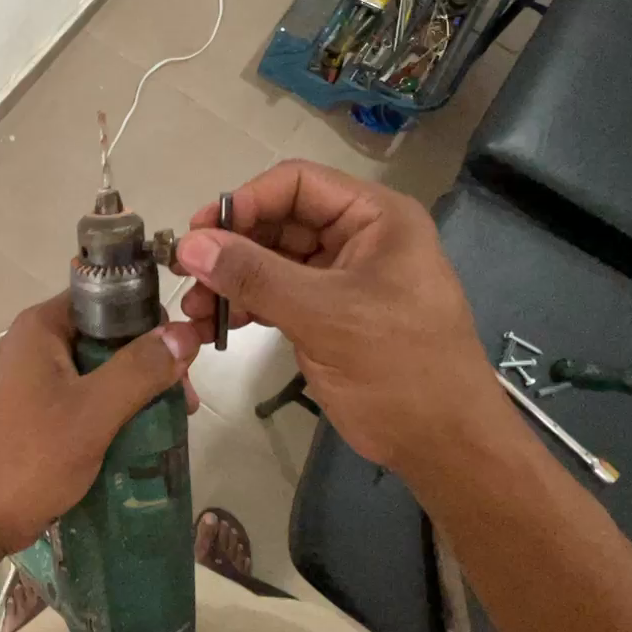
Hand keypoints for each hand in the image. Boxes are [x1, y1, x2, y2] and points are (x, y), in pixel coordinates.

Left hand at [0, 293, 204, 560]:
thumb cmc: (28, 459)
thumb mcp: (93, 412)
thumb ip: (140, 369)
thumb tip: (186, 332)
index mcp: (40, 327)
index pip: (106, 298)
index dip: (149, 320)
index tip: (182, 354)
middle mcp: (30, 344)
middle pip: (104, 337)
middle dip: (146, 365)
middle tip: (184, 402)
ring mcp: (25, 380)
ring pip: (93, 371)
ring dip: (130, 393)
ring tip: (165, 425)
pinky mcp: (26, 413)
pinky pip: (77, 399)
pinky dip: (107, 412)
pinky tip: (132, 440)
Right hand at [177, 160, 503, 470]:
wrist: (445, 447)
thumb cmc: (399, 369)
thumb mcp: (324, 315)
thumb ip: (254, 275)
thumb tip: (188, 245)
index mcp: (375, 218)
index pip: (296, 184)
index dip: (244, 202)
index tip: (198, 235)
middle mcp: (358, 237)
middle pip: (278, 221)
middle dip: (230, 249)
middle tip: (186, 277)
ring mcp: (342, 276)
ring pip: (270, 260)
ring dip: (230, 281)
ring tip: (195, 311)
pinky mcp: (327, 312)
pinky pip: (276, 293)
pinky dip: (245, 305)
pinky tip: (215, 326)